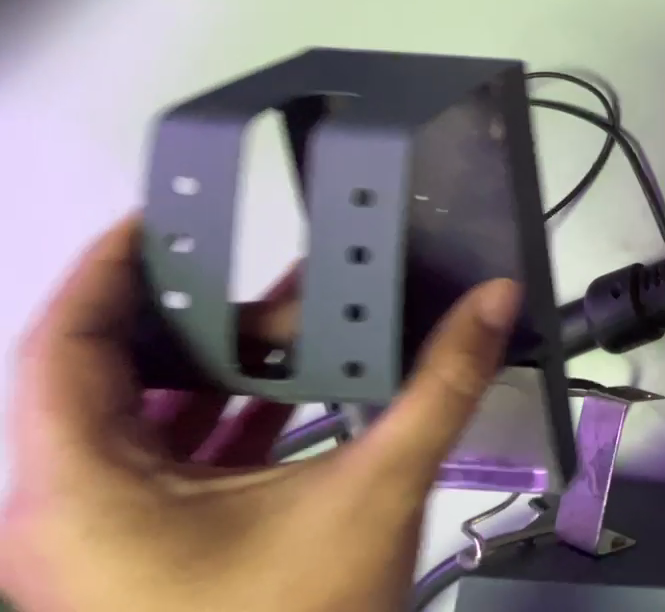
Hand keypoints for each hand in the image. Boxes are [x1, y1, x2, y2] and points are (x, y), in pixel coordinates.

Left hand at [0, 217, 521, 611]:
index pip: (60, 351)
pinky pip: (171, 459)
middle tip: (282, 267)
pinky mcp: (143, 557)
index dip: (103, 272)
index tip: (164, 215)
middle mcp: (63, 511)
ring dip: (223, 365)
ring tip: (304, 314)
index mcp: (79, 492)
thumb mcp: (375, 492)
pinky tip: (306, 387)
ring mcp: (100, 540)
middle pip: (107, 379)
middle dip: (201, 315)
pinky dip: (233, 412)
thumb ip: (440, 385)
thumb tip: (496, 297)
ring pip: (141, 422)